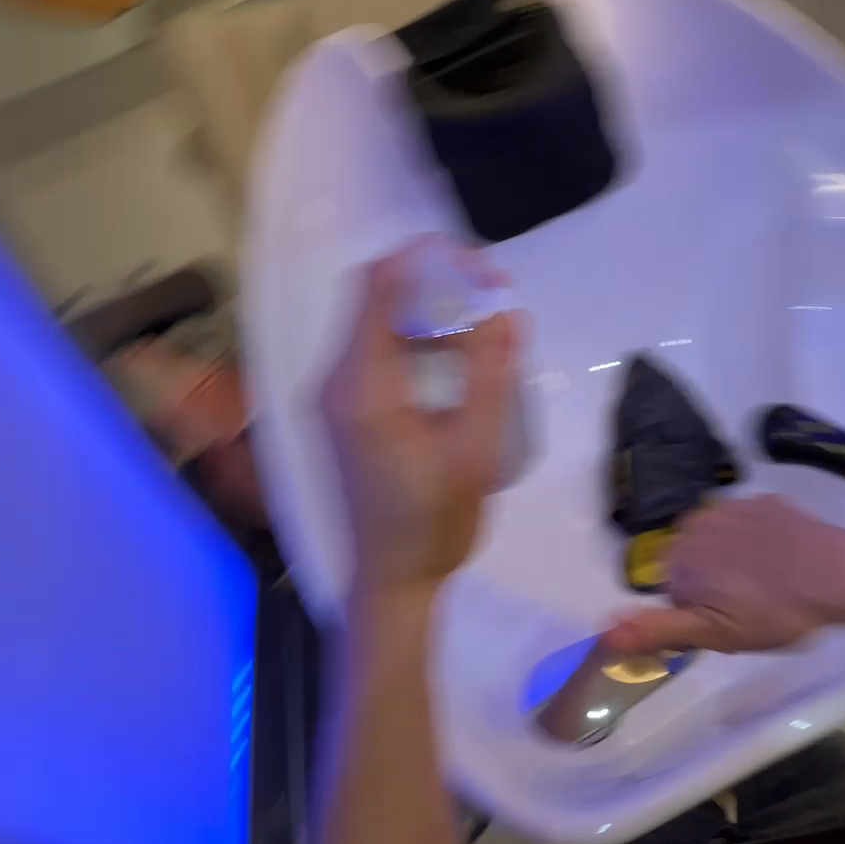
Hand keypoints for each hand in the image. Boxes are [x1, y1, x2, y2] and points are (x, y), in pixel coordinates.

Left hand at [320, 242, 519, 608]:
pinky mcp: (346, 412)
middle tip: (492, 294)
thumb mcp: (476, 449)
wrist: (391, 581)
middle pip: (376, 295)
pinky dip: (418, 339)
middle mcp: (336, 380)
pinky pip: (377, 352)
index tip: (484, 269)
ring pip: (377, 321)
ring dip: (429, 309)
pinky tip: (458, 360)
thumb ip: (491, 375)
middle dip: (435, 281)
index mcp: (363, 386)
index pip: (381, 286)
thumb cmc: (434, 523)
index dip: (431, 261)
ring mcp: (336, 397)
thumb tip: (508, 314)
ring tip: (484, 324)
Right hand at [602, 494, 844, 653]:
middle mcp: (696, 522)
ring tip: (770, 585)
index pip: (673, 591)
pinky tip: (785, 560)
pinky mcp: (764, 500)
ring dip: (735, 561)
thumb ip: (656, 630)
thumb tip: (603, 630)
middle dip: (714, 584)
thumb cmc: (775, 611)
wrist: (840, 573)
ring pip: (719, 541)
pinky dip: (759, 541)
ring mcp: (733, 505)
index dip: (701, 612)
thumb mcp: (714, 634)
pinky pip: (748, 524)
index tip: (731, 623)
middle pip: (693, 562)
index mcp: (680, 558)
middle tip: (751, 609)